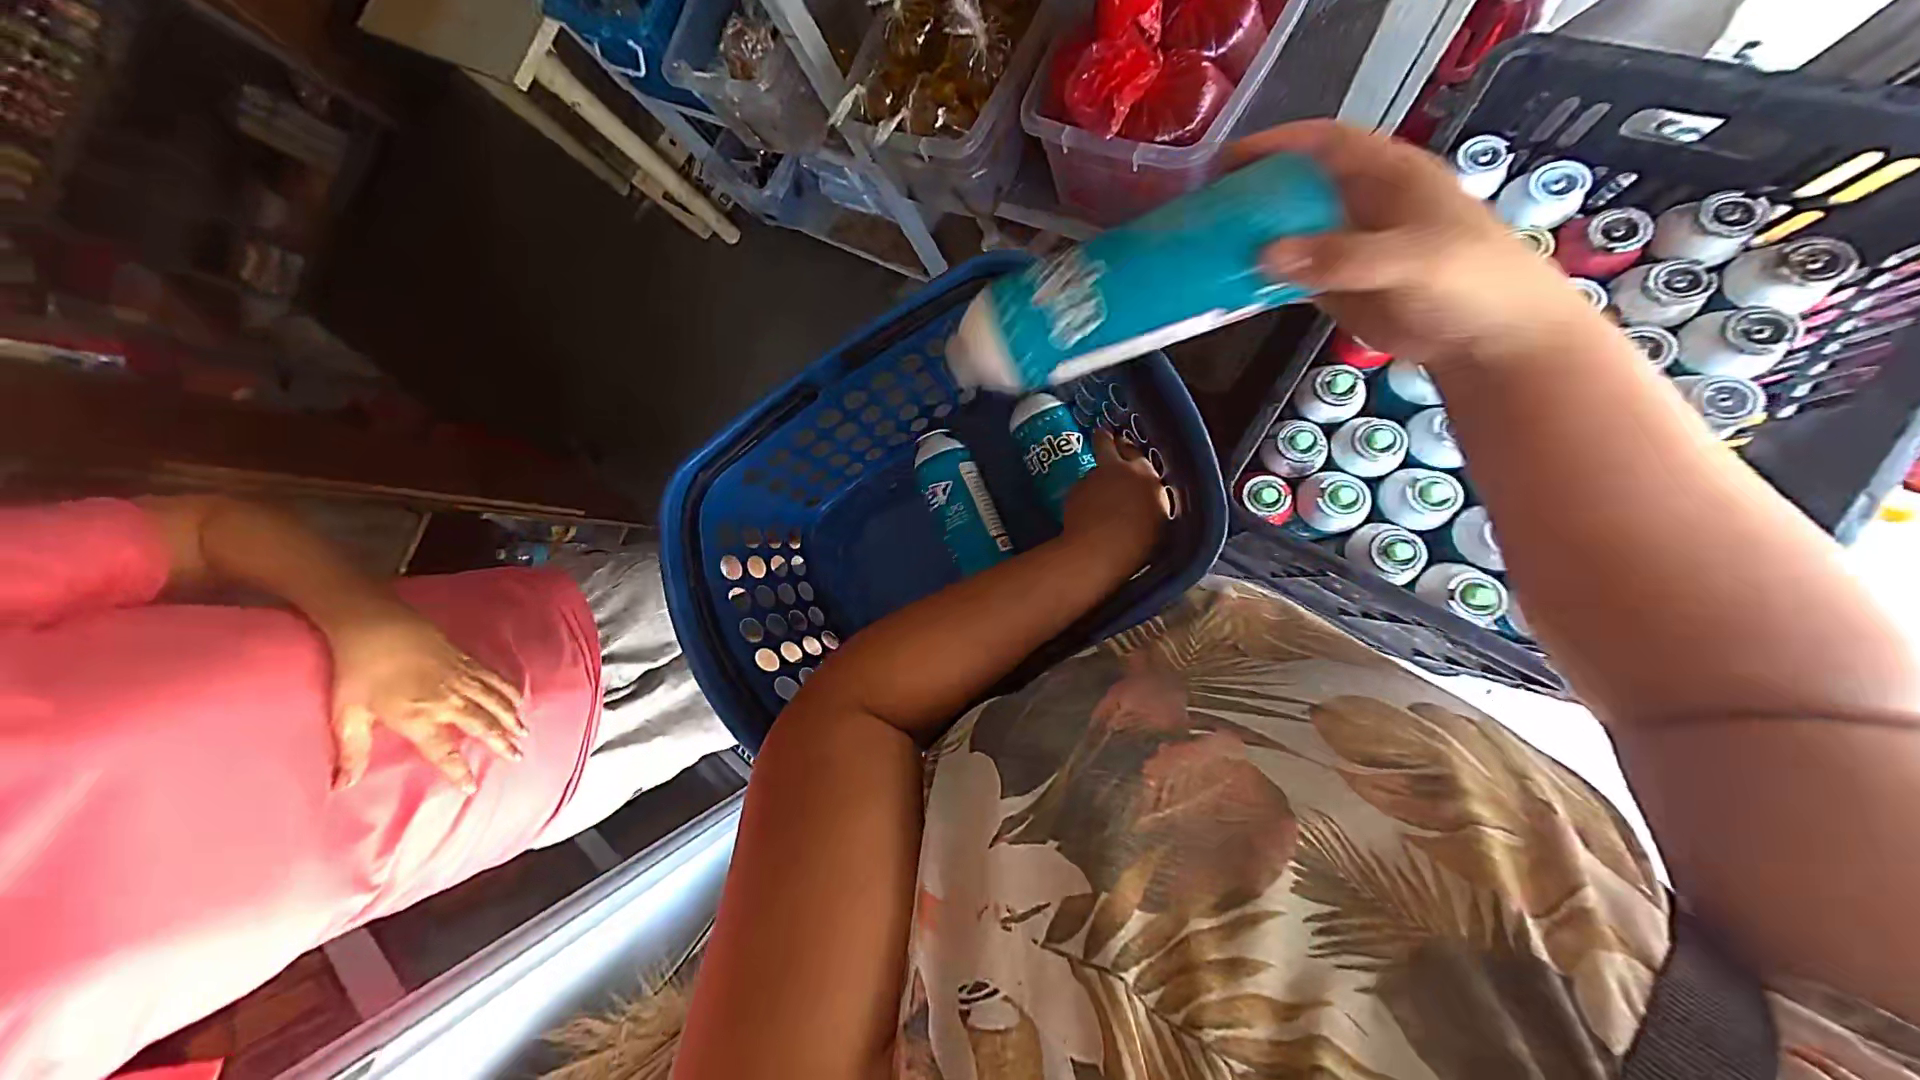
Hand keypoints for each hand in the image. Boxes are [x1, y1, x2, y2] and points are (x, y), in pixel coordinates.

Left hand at [323, 599, 527, 793]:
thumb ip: (351, 751)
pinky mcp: (468, 662)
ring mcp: (462, 679)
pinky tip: (518, 698)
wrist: (376, 624)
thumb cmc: (357, 669)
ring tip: (524, 732)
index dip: (458, 771)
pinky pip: (495, 680)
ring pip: (495, 703)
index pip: (443, 751)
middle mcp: (447, 701)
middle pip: (483, 725)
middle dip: (501, 742)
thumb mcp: (347, 714)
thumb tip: (341, 786)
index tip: (470, 787)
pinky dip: (509, 692)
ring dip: (511, 719)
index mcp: (417, 717)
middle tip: (518, 756)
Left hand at [1063, 430, 1168, 569]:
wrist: (1099, 549)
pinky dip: (1084, 496)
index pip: (1137, 452)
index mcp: (1145, 473)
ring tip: (1096, 494)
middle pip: (1107, 443)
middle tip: (1103, 436)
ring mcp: (1092, 477)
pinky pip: (1081, 488)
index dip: (1130, 450)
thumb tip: (1143, 495)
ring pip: (1093, 470)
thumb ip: (1151, 497)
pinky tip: (1086, 512)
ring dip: (1095, 477)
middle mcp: (1117, 469)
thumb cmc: (1138, 540)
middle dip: (1105, 438)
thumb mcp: (1158, 516)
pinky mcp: (1074, 491)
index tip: (1126, 448)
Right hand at [1235, 120, 1608, 372]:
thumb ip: (1342, 257)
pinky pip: (1286, 275)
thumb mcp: (1411, 260)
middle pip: (1294, 187)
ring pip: (1285, 232)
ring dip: (1248, 238)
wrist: (1488, 339)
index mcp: (1387, 176)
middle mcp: (1358, 205)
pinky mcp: (1333, 286)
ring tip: (1202, 247)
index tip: (1227, 160)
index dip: (1276, 145)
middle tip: (1201, 210)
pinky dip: (1257, 278)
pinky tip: (1229, 285)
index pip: (1324, 144)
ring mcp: (1343, 248)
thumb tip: (1268, 255)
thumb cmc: (1469, 283)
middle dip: (1249, 193)